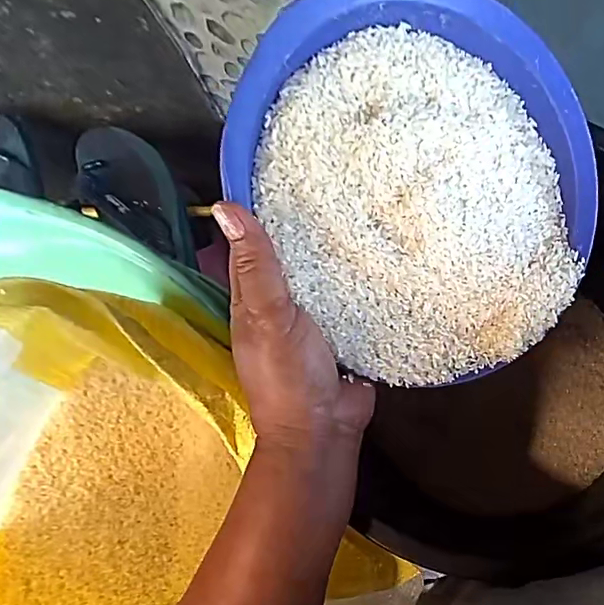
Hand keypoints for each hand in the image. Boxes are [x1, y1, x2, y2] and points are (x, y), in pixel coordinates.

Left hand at [213, 203, 373, 447]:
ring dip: (332, 254)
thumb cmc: (288, 374)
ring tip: (358, 210)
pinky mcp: (342, 333)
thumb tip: (227, 208)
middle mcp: (278, 307)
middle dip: (302, 229)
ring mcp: (311, 322)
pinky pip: (348, 299)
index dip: (255, 215)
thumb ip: (256, 265)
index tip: (277, 176)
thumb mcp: (268, 315)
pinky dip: (357, 282)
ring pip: (319, 278)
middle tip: (330, 187)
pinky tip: (377, 257)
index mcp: (250, 300)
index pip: (246, 247)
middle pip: (287, 259)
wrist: (326, 428)